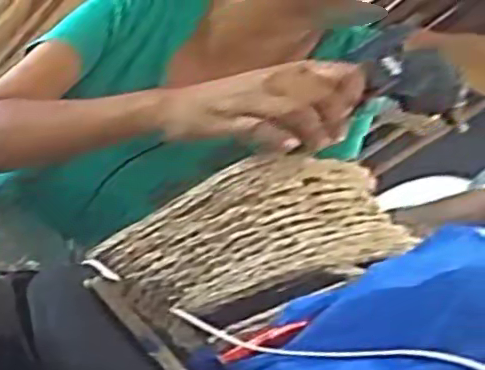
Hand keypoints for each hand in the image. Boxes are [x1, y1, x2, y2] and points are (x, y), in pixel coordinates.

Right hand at [154, 61, 364, 152]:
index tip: (348, 115)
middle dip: (333, 118)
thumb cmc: (215, 100)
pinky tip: (286, 148)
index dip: (351, 94)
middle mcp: (276, 80)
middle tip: (333, 139)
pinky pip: (260, 127)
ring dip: (311, 130)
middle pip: (321, 95)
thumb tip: (314, 116)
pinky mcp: (227, 120)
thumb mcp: (260, 89)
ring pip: (297, 111)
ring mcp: (251, 101)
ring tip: (315, 147)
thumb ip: (287, 97)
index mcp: (289, 70)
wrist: (170, 107)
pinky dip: (277, 137)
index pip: (339, 74)